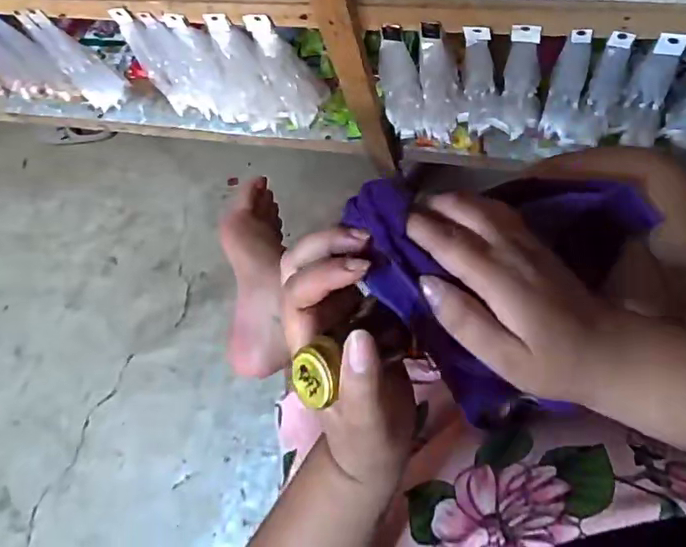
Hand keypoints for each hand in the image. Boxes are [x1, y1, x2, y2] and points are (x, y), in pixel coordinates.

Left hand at [279, 227, 414, 489]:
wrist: (375, 448)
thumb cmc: (365, 438)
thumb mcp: (366, 420)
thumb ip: (361, 384)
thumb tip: (360, 334)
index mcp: (305, 345)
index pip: (296, 296)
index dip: (323, 274)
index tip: (363, 267)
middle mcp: (313, 320)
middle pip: (296, 266)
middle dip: (325, 243)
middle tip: (366, 238)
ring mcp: (335, 311)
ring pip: (320, 260)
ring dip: (342, 242)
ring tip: (377, 238)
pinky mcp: (360, 308)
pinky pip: (353, 269)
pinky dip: (367, 252)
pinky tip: (390, 248)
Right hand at [406, 193, 625, 404]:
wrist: (606, 349)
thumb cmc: (552, 364)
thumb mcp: (505, 359)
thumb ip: (464, 321)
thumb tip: (426, 283)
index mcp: (500, 280)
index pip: (452, 243)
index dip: (421, 228)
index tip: (392, 221)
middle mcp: (511, 250)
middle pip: (467, 212)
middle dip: (432, 205)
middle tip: (401, 208)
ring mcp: (526, 241)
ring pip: (484, 205)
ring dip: (452, 199)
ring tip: (425, 203)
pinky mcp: (535, 241)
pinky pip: (500, 210)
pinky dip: (475, 202)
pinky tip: (464, 207)